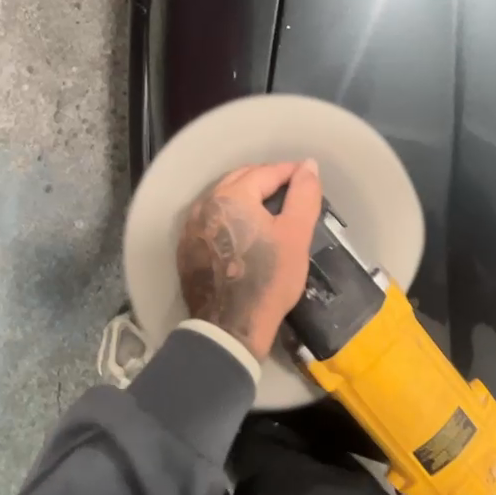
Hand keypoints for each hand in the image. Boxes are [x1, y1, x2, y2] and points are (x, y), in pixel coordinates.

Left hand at [176, 160, 323, 358]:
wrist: (230, 329)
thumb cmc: (268, 279)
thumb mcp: (296, 234)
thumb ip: (304, 195)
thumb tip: (308, 165)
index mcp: (231, 196)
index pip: (266, 172)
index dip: (290, 173)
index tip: (307, 179)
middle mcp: (205, 204)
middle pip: (241, 179)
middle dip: (267, 180)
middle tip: (290, 192)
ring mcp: (192, 227)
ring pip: (223, 198)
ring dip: (246, 196)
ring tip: (268, 209)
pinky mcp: (187, 248)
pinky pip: (211, 219)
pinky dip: (229, 216)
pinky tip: (243, 230)